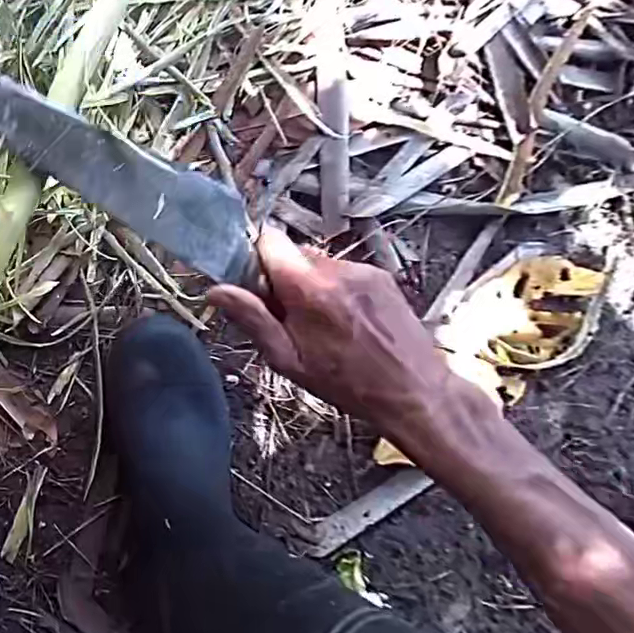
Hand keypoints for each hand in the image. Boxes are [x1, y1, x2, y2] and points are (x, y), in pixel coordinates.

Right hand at [209, 227, 473, 441]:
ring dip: (307, 284)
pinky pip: (341, 271)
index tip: (255, 286)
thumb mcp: (287, 359)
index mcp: (308, 288)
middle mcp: (337, 270)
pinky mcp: (382, 277)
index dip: (255, 259)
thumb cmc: (347, 383)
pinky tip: (343, 320)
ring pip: (316, 262)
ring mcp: (364, 271)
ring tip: (319, 322)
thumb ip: (251, 318)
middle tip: (287, 315)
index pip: (268, 239)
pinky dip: (333, 288)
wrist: (417, 393)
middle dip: (281, 277)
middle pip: (291, 253)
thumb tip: (216, 291)